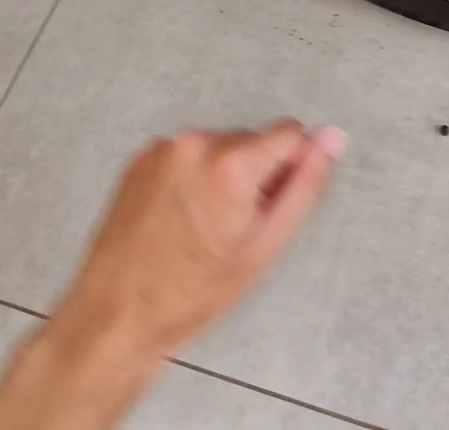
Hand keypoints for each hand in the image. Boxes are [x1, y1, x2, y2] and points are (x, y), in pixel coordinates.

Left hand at [0, 120, 345, 429]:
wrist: (116, 315)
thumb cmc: (187, 293)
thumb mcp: (266, 247)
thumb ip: (306, 184)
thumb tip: (331, 140)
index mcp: (231, 163)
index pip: (291, 132)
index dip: (288, 170)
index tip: (269, 203)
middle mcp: (196, 144)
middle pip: (254, 141)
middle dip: (253, 175)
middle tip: (234, 226)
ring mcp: (164, 149)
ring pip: (221, 148)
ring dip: (221, 177)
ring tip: (202, 227)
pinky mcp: (142, 157)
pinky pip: (189, 155)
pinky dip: (192, 179)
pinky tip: (179, 218)